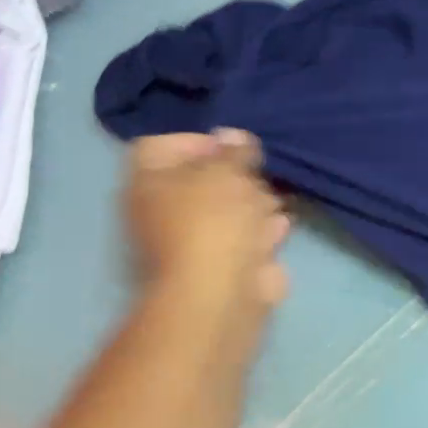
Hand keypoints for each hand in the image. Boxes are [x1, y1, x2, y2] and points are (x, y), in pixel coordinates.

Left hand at [124, 130, 289, 310]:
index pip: (163, 145)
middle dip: (238, 176)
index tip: (237, 148)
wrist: (221, 291)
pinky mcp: (225, 259)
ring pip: (230, 207)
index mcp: (149, 181)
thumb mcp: (226, 173)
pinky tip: (279, 228)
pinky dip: (263, 229)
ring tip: (274, 206)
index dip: (201, 142)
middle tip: (260, 179)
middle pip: (204, 177)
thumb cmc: (213, 223)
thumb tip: (233, 136)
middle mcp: (164, 207)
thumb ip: (233, 151)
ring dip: (256, 203)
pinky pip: (247, 234)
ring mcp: (194, 237)